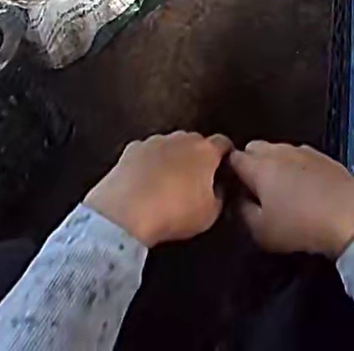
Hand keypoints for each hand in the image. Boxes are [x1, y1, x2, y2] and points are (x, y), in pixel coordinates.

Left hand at [84, 132, 232, 247]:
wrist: (127, 211)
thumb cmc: (174, 212)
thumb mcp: (209, 215)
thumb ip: (219, 196)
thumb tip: (218, 188)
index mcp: (206, 151)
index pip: (223, 143)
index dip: (226, 155)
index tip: (225, 168)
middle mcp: (183, 138)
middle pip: (196, 142)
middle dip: (197, 157)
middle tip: (194, 181)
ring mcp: (156, 140)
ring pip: (170, 145)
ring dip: (172, 158)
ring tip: (165, 184)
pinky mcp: (132, 148)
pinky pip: (147, 153)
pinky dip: (148, 163)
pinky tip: (143, 183)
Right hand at [227, 141, 353, 256]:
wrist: (348, 212)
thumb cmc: (299, 224)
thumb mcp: (261, 231)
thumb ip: (242, 212)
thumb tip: (238, 199)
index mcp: (258, 165)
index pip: (233, 157)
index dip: (228, 171)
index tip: (230, 188)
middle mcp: (278, 150)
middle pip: (254, 148)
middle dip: (249, 163)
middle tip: (253, 190)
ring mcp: (301, 149)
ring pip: (276, 150)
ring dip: (272, 164)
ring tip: (279, 191)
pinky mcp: (320, 155)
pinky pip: (297, 156)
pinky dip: (293, 167)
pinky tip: (302, 188)